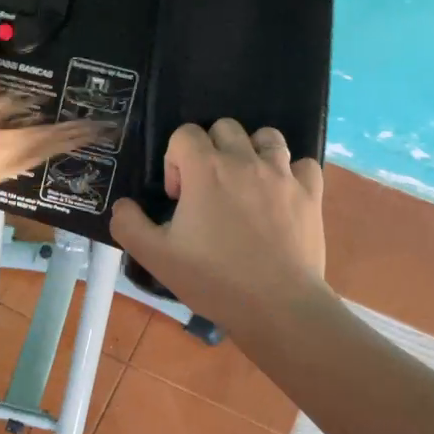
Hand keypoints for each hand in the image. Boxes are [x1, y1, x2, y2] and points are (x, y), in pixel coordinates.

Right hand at [110, 120, 327, 326]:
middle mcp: (246, 161)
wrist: (276, 305)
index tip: (178, 198)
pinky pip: (304, 164)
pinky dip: (291, 174)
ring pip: (267, 137)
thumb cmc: (213, 279)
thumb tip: (122, 205)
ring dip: (251, 152)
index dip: (175, 161)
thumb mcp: (156, 257)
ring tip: (245, 185)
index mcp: (206, 170)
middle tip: (208, 191)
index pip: (185, 134)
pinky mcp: (310, 194)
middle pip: (225, 128)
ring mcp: (283, 175)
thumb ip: (129, 225)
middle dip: (211, 151)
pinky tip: (281, 196)